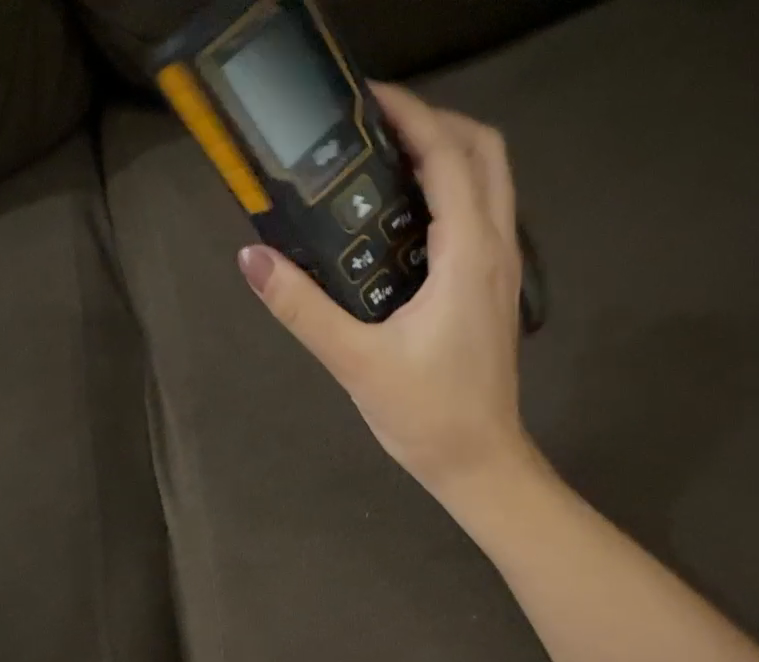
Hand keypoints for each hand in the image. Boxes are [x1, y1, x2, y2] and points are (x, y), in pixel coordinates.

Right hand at [239, 83, 534, 496]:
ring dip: (448, 154)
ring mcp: (504, 268)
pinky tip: (406, 218)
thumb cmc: (428, 416)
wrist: (481, 462)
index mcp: (468, 256)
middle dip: (436, 123)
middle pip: (484, 150)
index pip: (448, 156)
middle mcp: (496, 249)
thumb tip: (254, 260)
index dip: (410, 115)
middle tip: (379, 129)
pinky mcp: (497, 288)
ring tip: (388, 161)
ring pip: (492, 180)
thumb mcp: (356, 363)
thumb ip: (303, 309)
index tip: (365, 102)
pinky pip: (484, 213)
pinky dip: (453, 191)